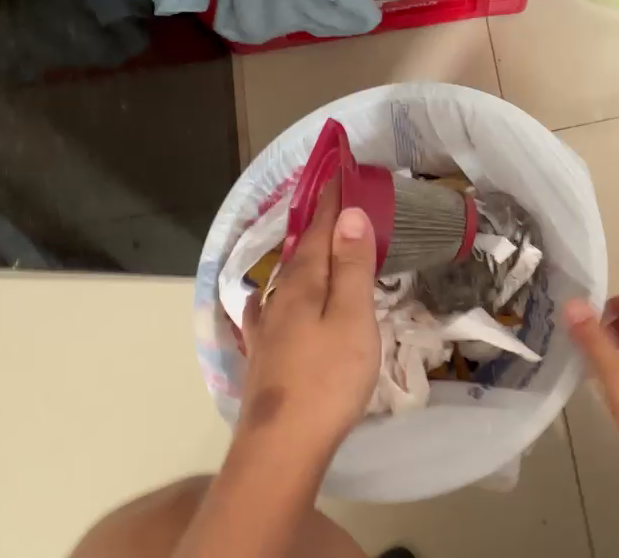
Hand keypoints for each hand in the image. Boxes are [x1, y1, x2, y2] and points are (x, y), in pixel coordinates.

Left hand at [239, 176, 379, 449]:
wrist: (282, 448)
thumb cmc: (327, 378)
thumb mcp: (351, 317)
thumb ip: (352, 267)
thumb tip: (350, 215)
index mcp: (303, 285)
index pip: (321, 231)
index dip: (333, 202)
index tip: (342, 171)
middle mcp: (280, 299)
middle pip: (303, 251)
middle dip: (320, 223)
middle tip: (338, 199)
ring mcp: (268, 329)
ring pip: (288, 278)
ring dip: (304, 254)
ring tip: (316, 241)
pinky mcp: (266, 356)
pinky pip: (273, 306)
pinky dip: (280, 290)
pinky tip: (268, 299)